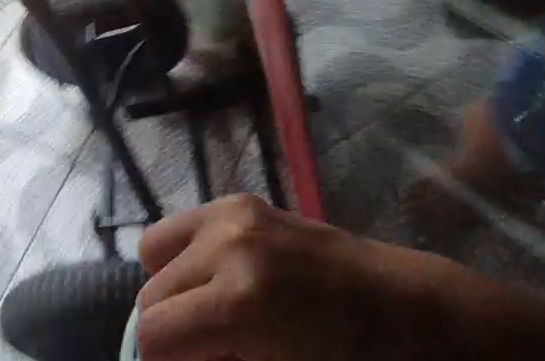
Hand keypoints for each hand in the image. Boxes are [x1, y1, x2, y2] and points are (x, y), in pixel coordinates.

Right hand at [136, 195, 432, 360]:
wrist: (393, 302)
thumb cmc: (340, 357)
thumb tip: (165, 358)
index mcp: (240, 300)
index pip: (153, 334)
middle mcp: (228, 244)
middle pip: (151, 295)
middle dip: (169, 332)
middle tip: (209, 349)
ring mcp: (234, 212)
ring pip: (155, 253)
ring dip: (172, 290)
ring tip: (207, 312)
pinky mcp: (241, 199)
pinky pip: (182, 226)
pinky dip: (186, 256)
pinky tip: (217, 278)